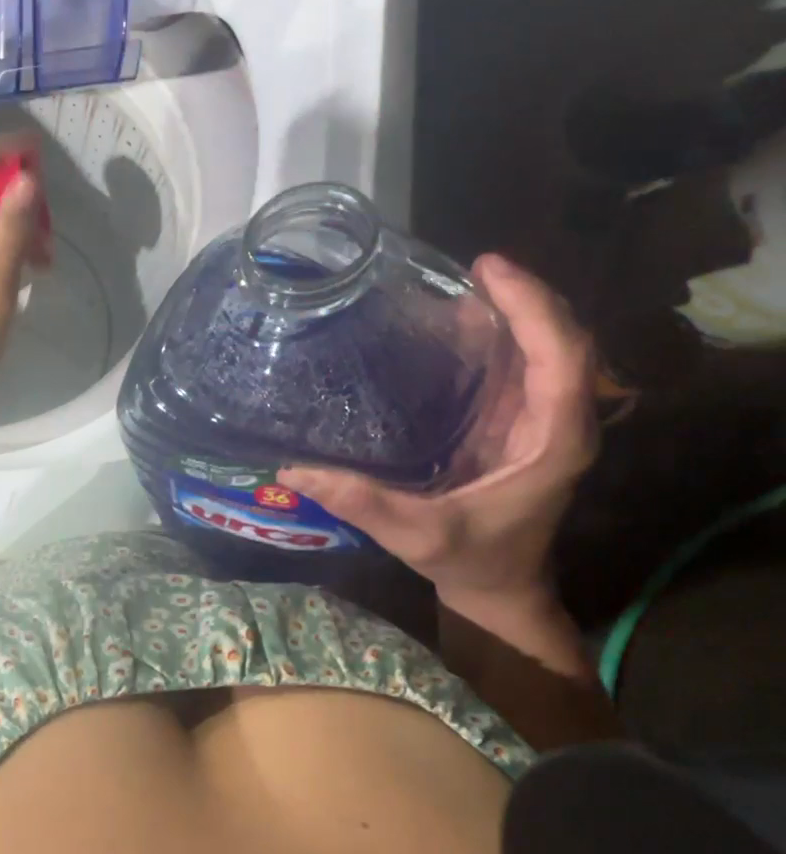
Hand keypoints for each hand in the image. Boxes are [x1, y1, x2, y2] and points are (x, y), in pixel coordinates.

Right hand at [279, 254, 598, 620]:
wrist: (498, 585)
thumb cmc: (472, 560)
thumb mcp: (417, 534)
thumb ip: (362, 502)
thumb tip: (291, 469)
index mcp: (553, 441)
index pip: (562, 359)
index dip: (532, 310)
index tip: (490, 273)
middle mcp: (555, 422)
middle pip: (558, 341)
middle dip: (521, 299)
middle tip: (471, 269)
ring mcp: (535, 422)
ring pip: (538, 350)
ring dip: (507, 314)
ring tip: (456, 286)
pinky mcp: (511, 426)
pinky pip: (513, 369)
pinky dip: (491, 339)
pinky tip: (452, 326)